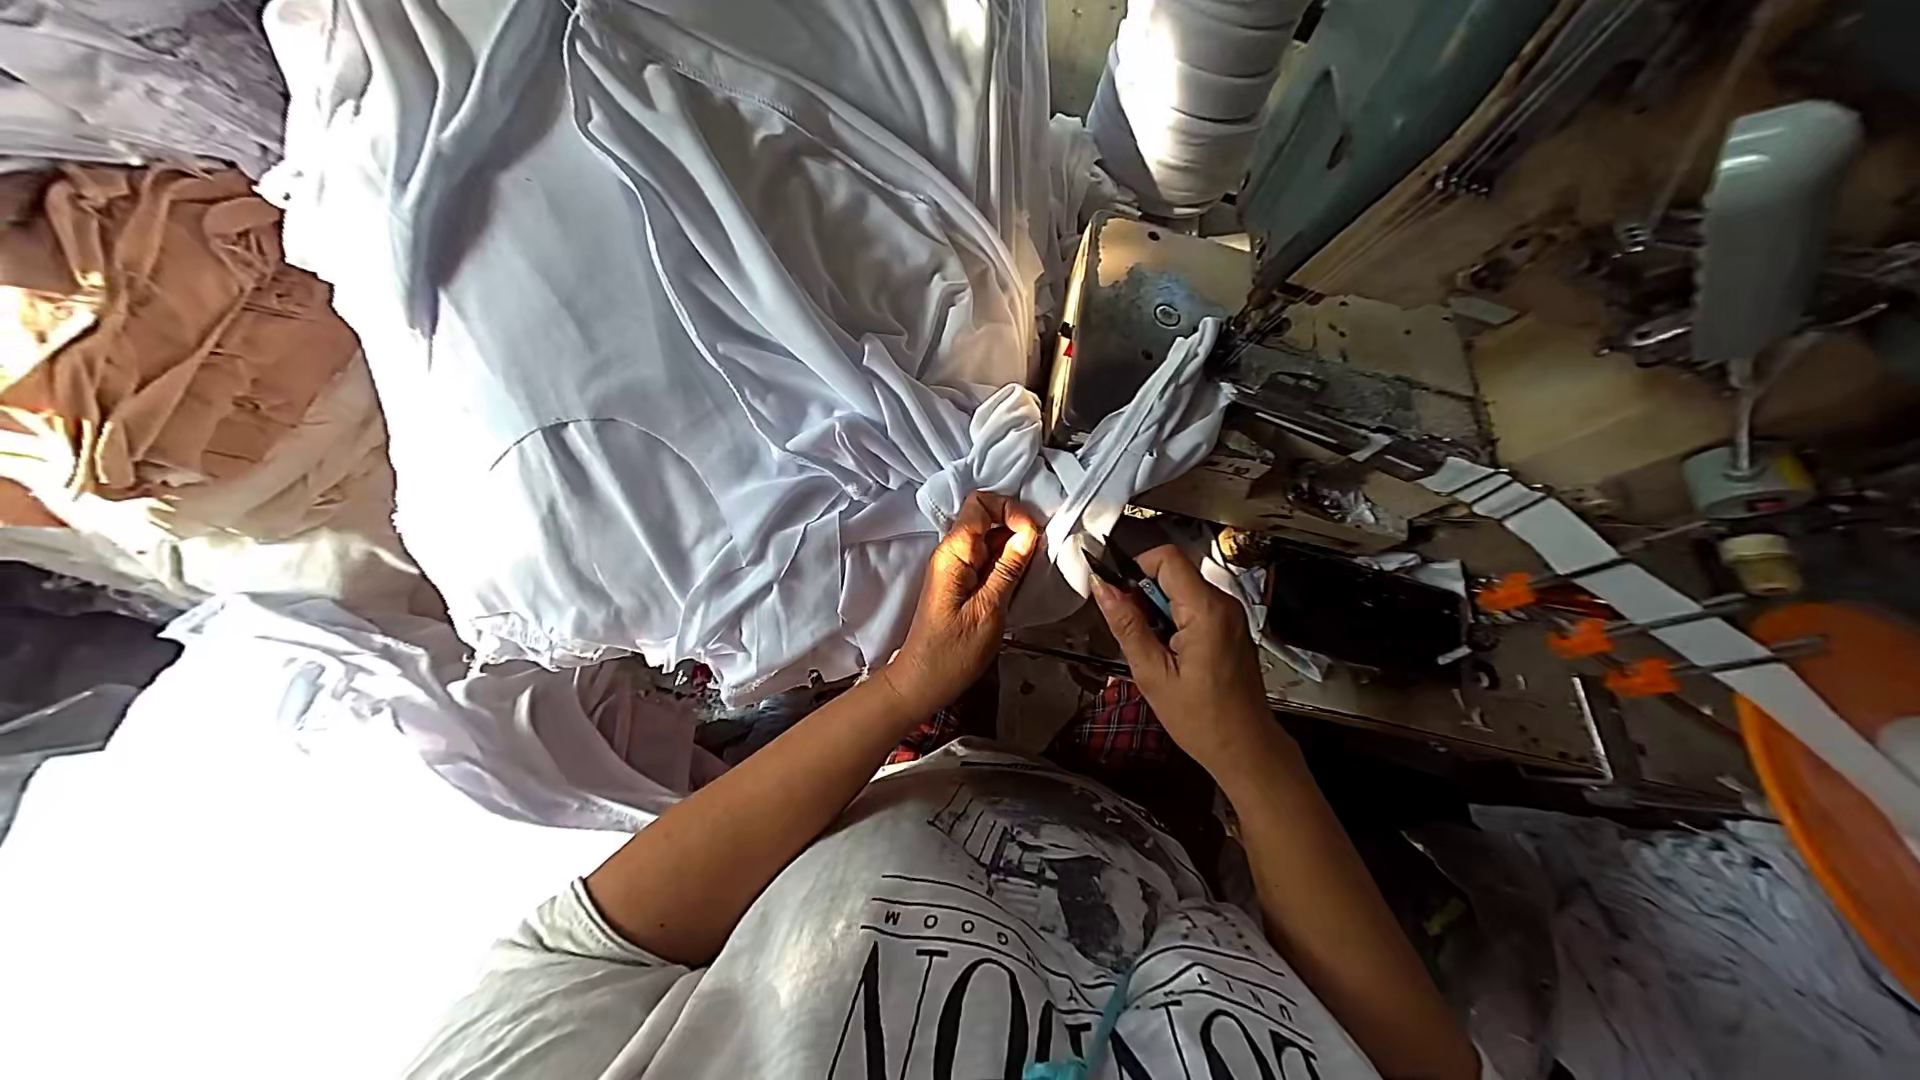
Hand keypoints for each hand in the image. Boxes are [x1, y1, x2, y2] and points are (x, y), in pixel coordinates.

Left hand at [877, 492, 1040, 716]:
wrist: (922, 682)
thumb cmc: (951, 654)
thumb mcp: (988, 611)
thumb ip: (1009, 569)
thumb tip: (1029, 534)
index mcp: (953, 554)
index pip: (980, 504)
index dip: (1010, 510)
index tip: (1032, 534)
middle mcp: (952, 553)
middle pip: (987, 518)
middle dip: (1017, 529)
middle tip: (1037, 555)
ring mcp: (956, 567)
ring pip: (991, 539)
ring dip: (1015, 549)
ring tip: (1030, 572)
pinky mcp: (962, 582)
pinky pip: (988, 559)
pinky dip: (1007, 564)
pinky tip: (1019, 582)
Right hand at [1089, 544, 1274, 772]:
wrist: (1246, 749)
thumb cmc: (1203, 719)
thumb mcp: (1152, 673)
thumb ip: (1126, 624)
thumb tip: (1103, 587)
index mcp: (1206, 611)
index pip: (1166, 557)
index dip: (1135, 568)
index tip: (1117, 594)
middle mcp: (1224, 605)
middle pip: (1173, 571)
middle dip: (1144, 593)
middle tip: (1133, 631)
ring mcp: (1231, 615)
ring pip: (1181, 588)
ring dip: (1158, 608)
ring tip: (1153, 647)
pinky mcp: (1230, 626)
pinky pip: (1194, 605)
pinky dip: (1174, 618)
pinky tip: (1170, 651)